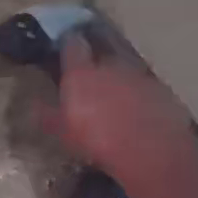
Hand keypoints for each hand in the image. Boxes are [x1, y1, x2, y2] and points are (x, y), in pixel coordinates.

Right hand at [41, 28, 197, 186]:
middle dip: (95, 61)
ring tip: (115, 97)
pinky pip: (144, 86)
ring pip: (124, 69)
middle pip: (101, 53)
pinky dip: (139, 93)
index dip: (68, 43)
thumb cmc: (98, 142)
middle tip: (89, 77)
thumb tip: (35, 103)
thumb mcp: (63, 133)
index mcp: (82, 72)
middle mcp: (110, 65)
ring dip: (118, 78)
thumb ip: (48, 114)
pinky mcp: (162, 89)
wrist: (153, 153)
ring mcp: (139, 75)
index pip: (72, 44)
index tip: (64, 47)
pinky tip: (137, 111)